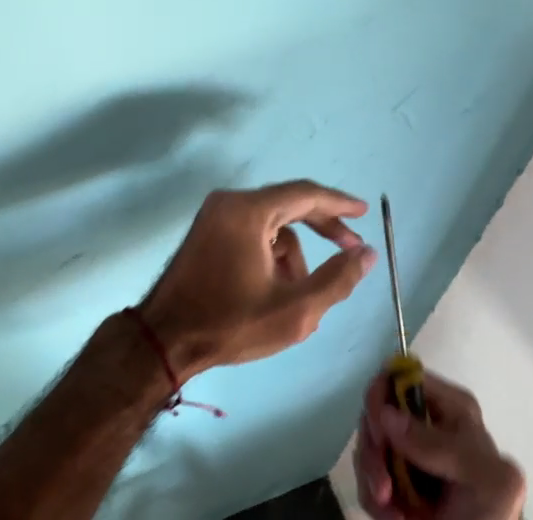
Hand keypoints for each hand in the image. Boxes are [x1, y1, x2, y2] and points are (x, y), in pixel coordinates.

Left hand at [137, 180, 376, 378]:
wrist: (165, 340)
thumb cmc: (231, 323)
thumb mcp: (295, 310)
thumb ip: (337, 279)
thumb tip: (367, 253)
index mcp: (249, 211)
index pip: (305, 194)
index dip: (339, 204)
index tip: (364, 213)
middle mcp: (230, 203)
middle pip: (288, 205)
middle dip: (321, 229)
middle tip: (351, 250)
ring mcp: (214, 216)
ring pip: (272, 226)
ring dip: (293, 256)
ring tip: (300, 297)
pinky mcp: (207, 233)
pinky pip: (252, 233)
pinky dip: (271, 256)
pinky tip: (276, 293)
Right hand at [354, 371, 524, 519]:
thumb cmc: (490, 515)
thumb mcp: (483, 480)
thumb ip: (442, 445)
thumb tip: (386, 414)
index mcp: (453, 410)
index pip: (405, 376)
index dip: (382, 397)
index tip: (380, 434)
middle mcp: (427, 423)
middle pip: (378, 411)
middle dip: (374, 449)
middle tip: (384, 486)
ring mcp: (409, 451)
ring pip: (368, 443)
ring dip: (372, 478)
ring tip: (390, 510)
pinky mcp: (395, 478)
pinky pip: (366, 473)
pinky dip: (372, 498)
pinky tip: (392, 516)